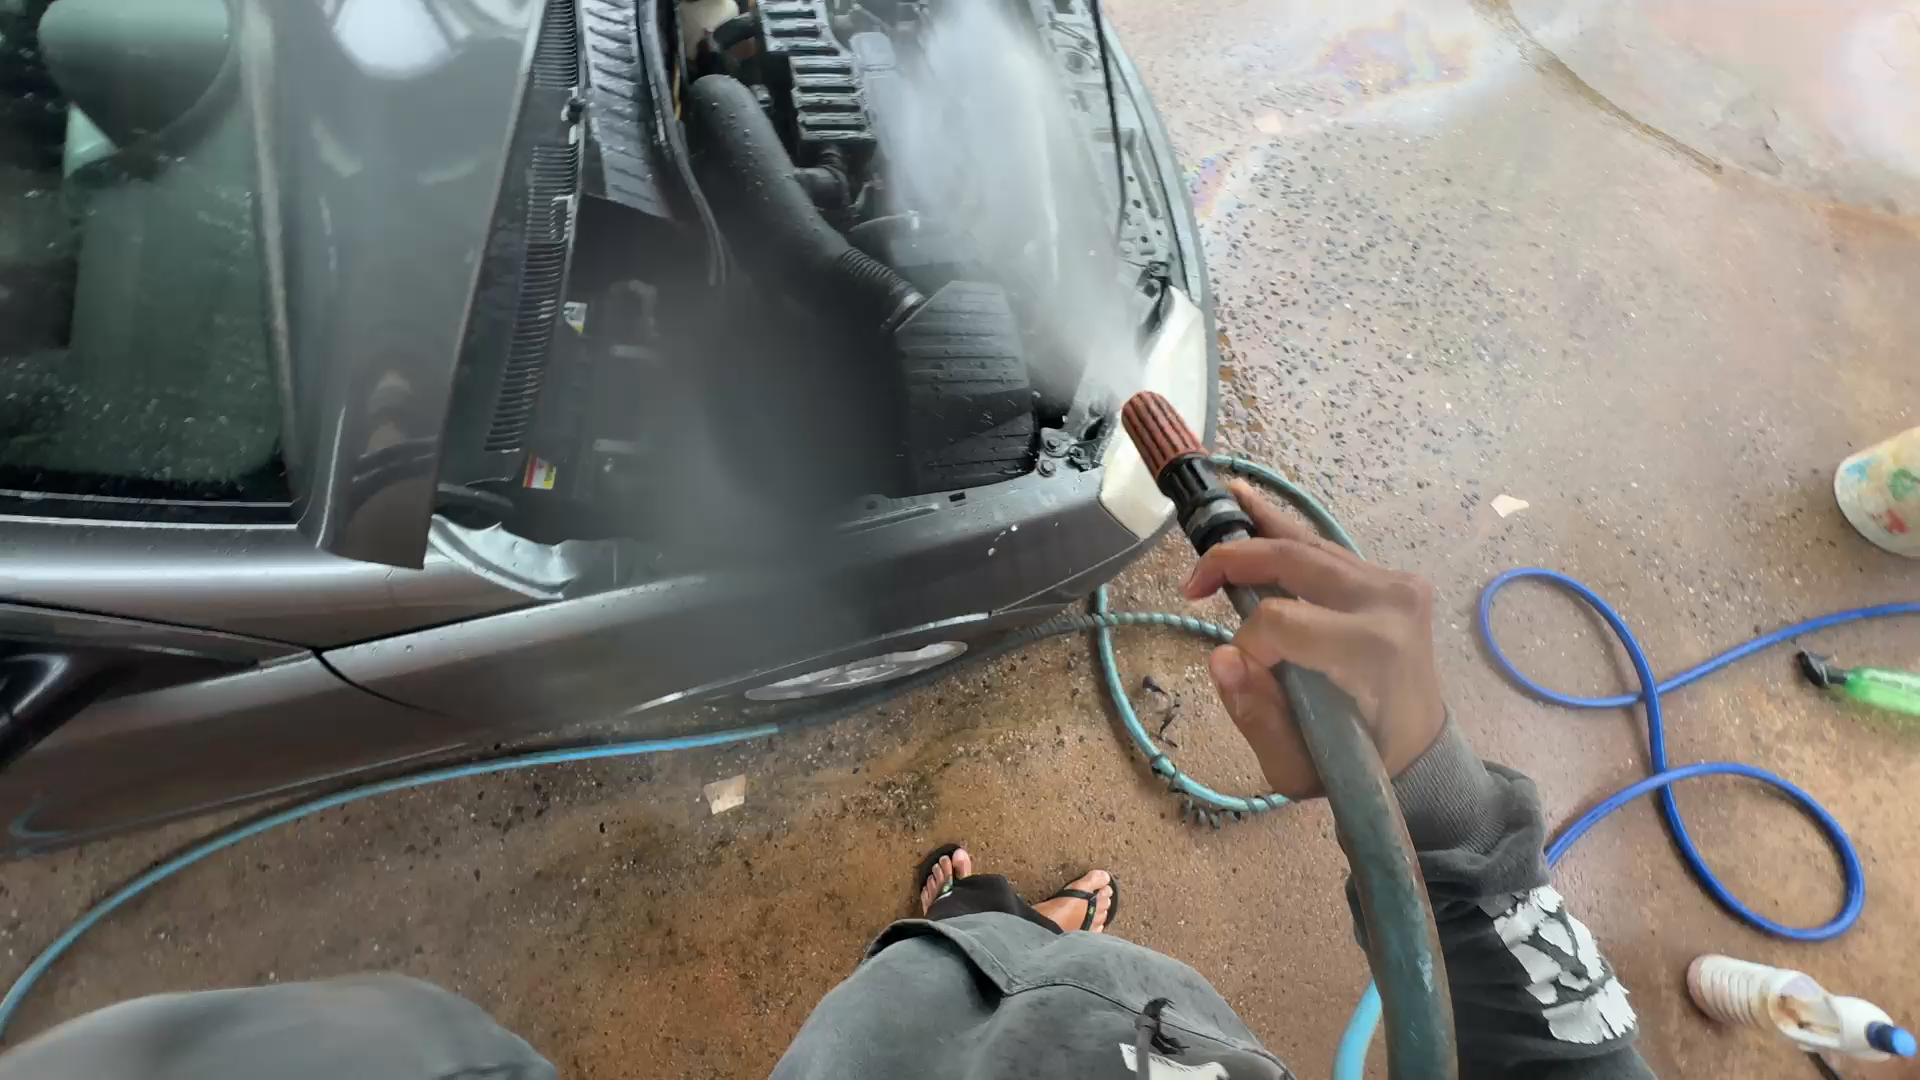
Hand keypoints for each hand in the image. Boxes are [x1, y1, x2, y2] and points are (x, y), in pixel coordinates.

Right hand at [1181, 480, 1446, 798]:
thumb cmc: (1354, 763)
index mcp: (1372, 650)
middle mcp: (1388, 603)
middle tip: (1194, 581)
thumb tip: (1220, 657)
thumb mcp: (1296, 765)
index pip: (1282, 619)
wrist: (1418, 756)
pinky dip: (1280, 530)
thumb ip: (1257, 715)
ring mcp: (1393, 583)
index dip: (1245, 638)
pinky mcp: (1388, 578)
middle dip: (1233, 560)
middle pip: (1292, 559)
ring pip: (1307, 541)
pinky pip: (1321, 547)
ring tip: (1217, 500)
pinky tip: (1248, 505)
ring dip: (1256, 525)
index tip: (1238, 665)